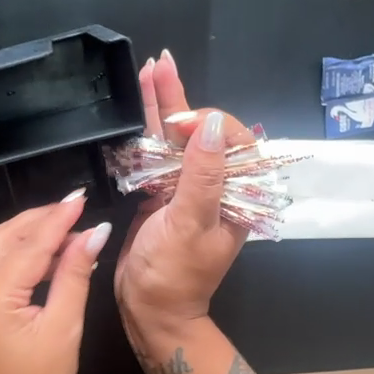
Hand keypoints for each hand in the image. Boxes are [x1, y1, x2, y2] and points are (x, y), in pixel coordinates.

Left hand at [0, 194, 111, 373]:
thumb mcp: (65, 330)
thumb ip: (74, 275)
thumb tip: (94, 232)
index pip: (28, 246)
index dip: (57, 220)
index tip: (81, 197)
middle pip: (3, 239)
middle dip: (39, 220)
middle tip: (75, 209)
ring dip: (27, 235)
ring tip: (65, 227)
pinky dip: (16, 255)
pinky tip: (44, 253)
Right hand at [115, 52, 256, 339]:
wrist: (149, 311)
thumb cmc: (174, 275)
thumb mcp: (190, 225)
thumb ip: (201, 175)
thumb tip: (212, 124)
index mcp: (235, 195)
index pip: (232, 143)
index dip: (208, 124)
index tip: (181, 122)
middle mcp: (214, 186)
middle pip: (199, 132)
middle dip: (180, 97)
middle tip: (160, 62)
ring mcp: (185, 188)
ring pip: (173, 139)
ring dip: (160, 105)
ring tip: (148, 68)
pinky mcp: (159, 194)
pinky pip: (154, 156)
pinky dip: (145, 130)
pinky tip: (137, 104)